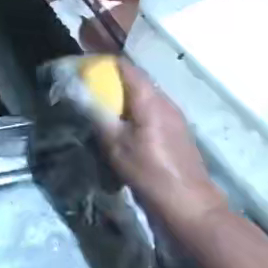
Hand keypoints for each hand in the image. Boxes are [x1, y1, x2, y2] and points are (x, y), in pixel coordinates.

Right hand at [97, 61, 230, 232]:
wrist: (189, 203)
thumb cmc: (150, 173)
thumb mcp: (116, 146)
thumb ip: (98, 114)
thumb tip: (79, 91)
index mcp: (150, 99)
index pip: (126, 67)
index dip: (104, 65)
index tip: (85, 71)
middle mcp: (166, 100)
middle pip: (137, 81)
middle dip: (113, 84)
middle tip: (91, 95)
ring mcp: (176, 115)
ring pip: (146, 98)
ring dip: (126, 101)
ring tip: (106, 114)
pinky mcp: (179, 130)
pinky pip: (154, 112)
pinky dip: (137, 114)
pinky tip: (127, 132)